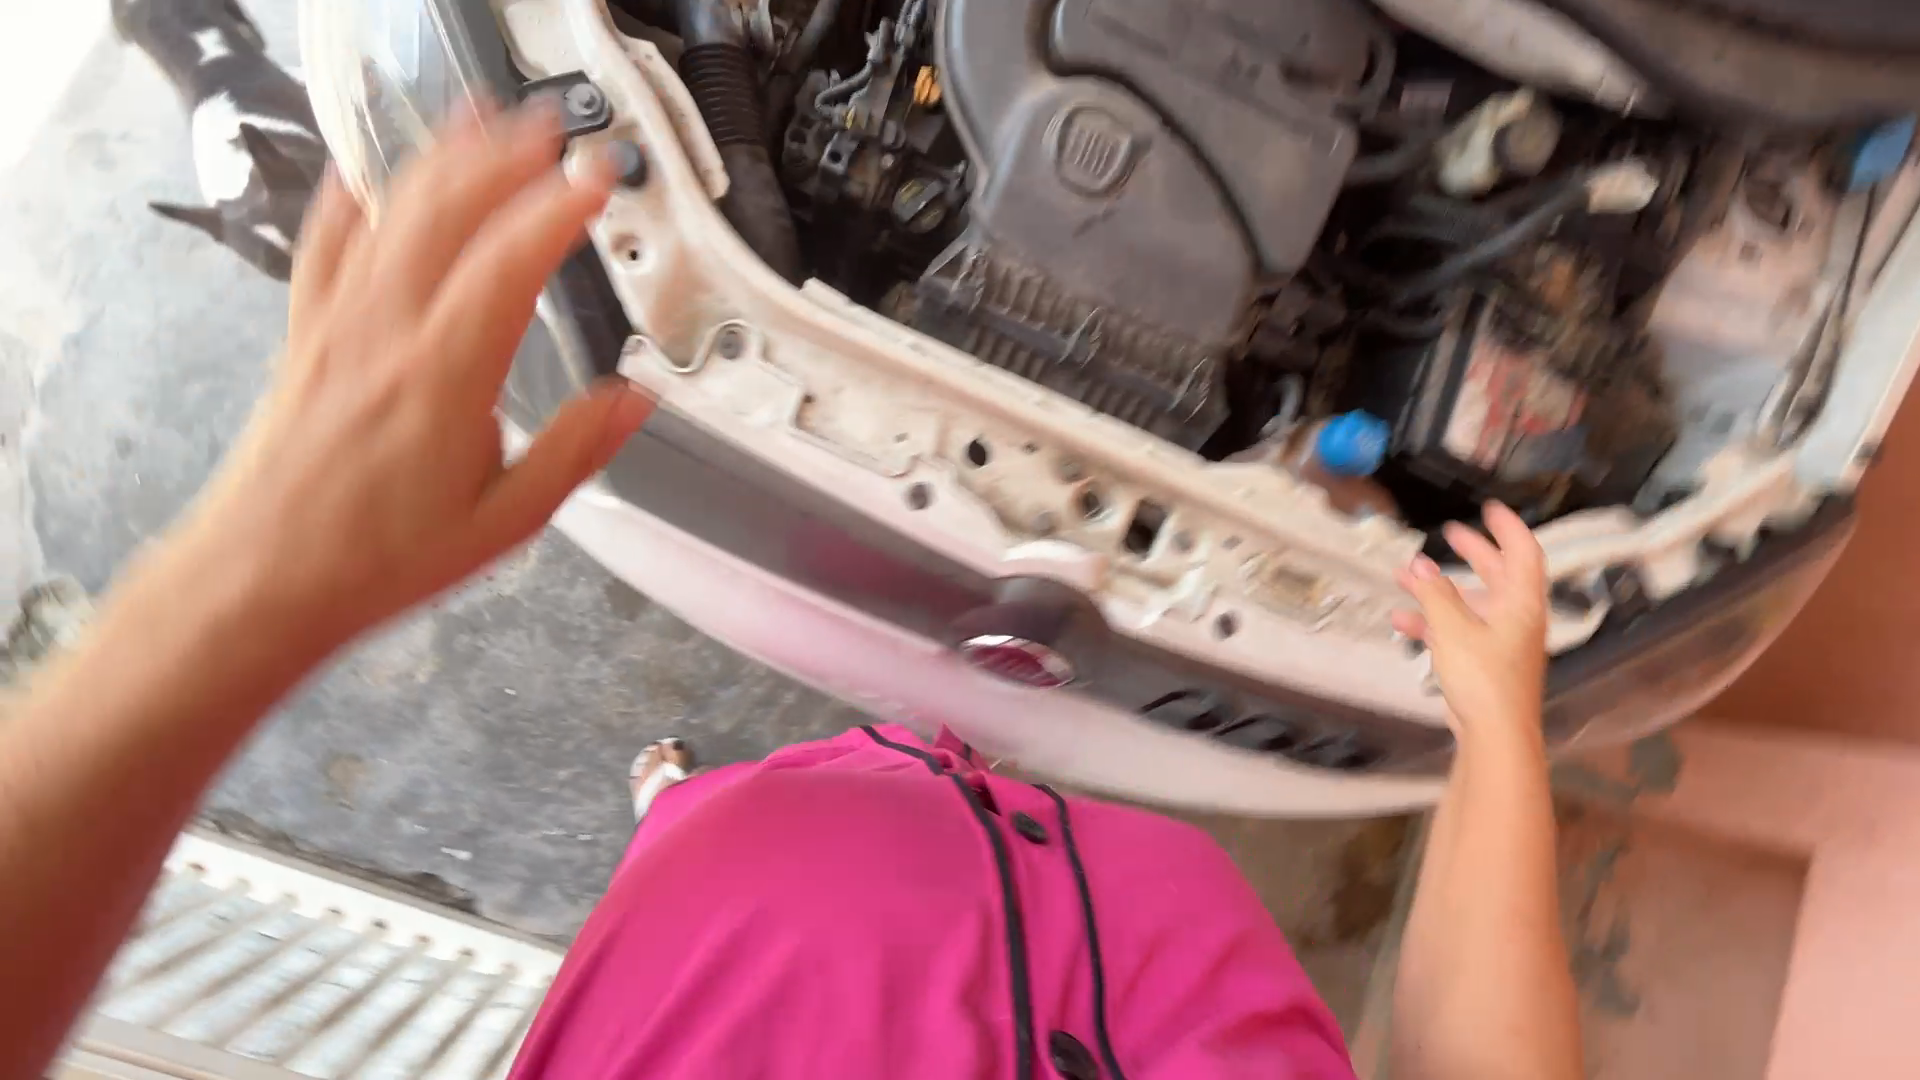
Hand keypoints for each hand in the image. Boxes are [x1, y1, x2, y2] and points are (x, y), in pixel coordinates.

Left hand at [165, 105, 653, 648]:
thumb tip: (636, 399)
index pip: (507, 266)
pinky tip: (369, 169)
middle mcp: (382, 333)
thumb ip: (579, 449)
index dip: (556, 213)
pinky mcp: (306, 334)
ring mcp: (335, 325)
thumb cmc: (386, 554)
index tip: (595, 180)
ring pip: (386, 215)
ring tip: (481, 121)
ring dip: (439, 159)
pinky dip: (352, 195)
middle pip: (443, 216)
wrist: (264, 577)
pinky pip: (324, 244)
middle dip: (502, 160)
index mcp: (443, 377)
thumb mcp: (514, 516)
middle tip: (549, 129)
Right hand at [1392, 502, 1548, 744]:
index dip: (1508, 529)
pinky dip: (1431, 621)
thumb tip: (1419, 566)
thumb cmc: (1484, 679)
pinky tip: (1403, 622)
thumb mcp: (1452, 628)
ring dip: (1439, 589)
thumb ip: (1434, 594)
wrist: (1495, 732)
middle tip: (1452, 535)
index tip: (1491, 510)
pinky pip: (1456, 629)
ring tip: (1406, 578)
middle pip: (1498, 576)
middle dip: (1472, 554)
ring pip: (1470, 603)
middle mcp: (1516, 619)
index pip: (1523, 554)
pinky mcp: (1483, 660)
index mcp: (1521, 605)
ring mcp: (1500, 640)